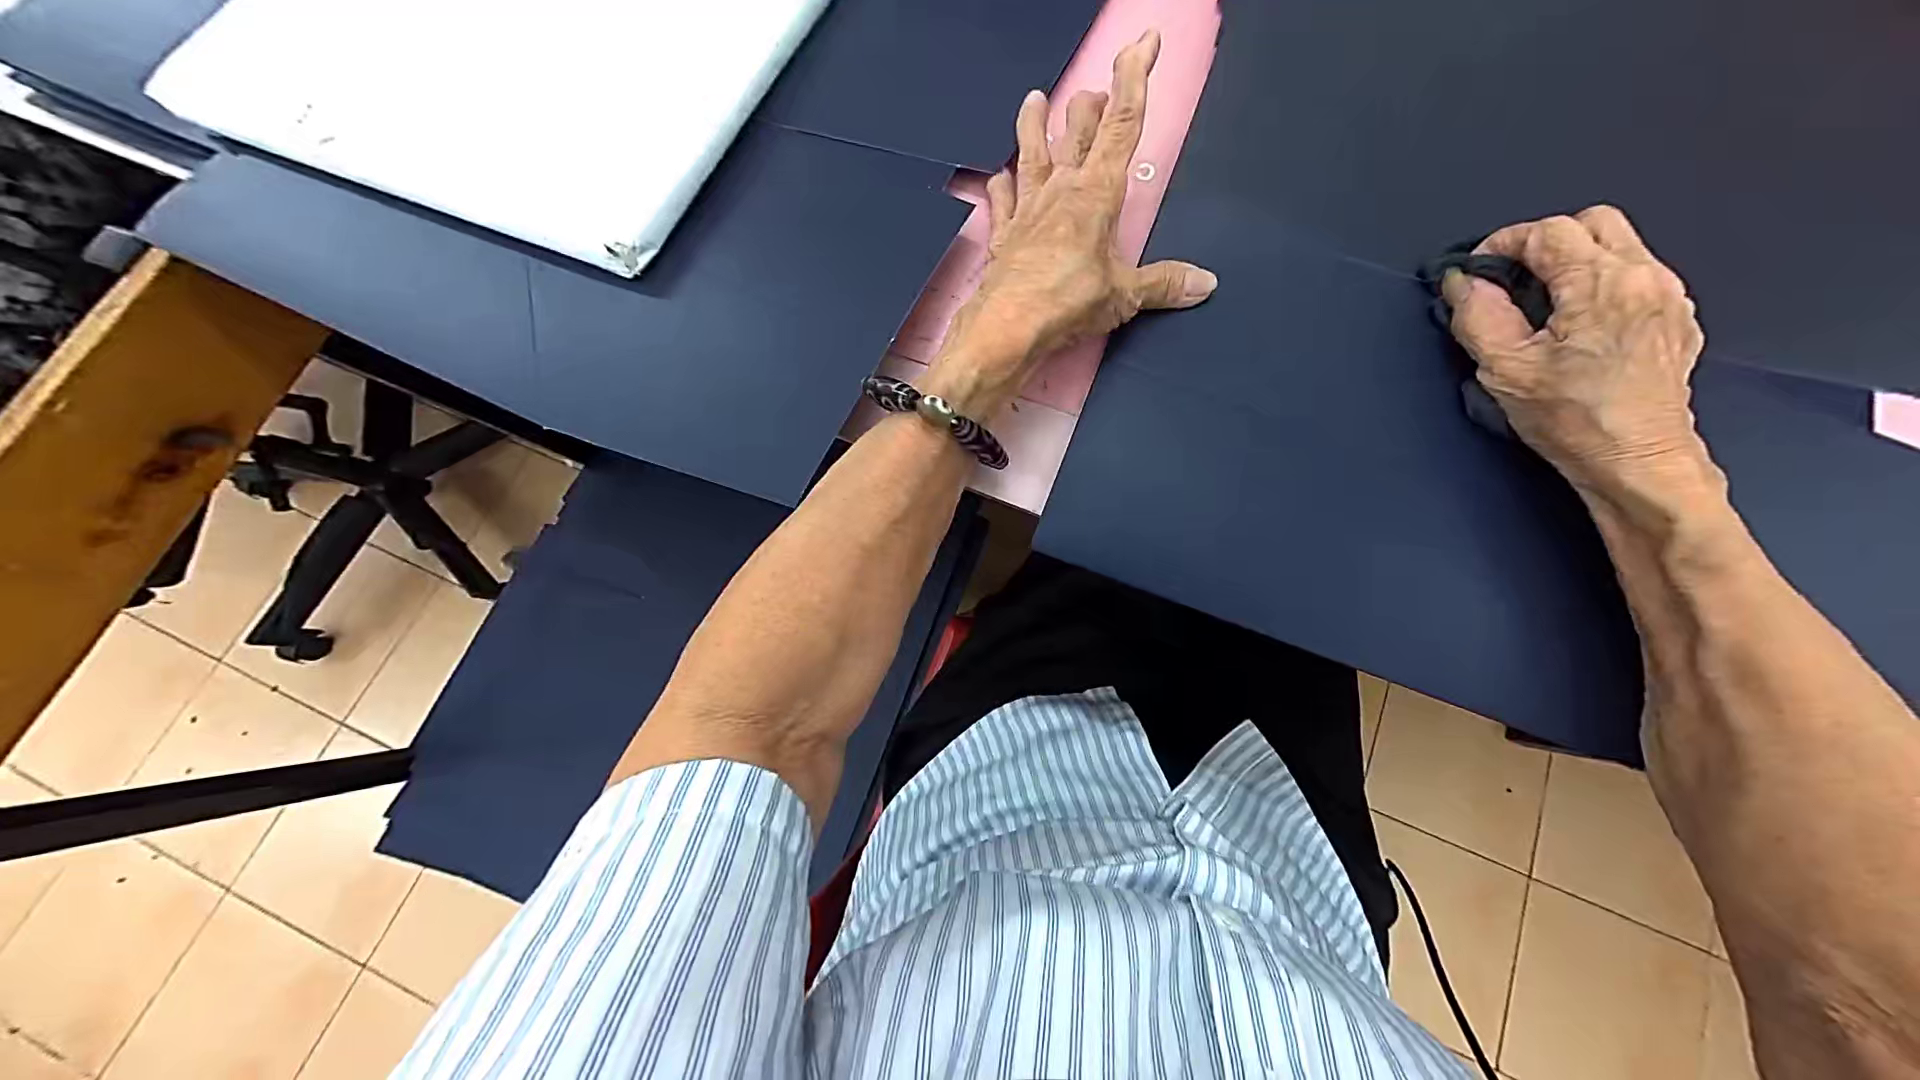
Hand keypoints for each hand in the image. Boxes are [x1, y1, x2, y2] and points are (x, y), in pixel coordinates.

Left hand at [921, 30, 1216, 416]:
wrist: (1009, 325)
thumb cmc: (1069, 301)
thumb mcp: (1125, 295)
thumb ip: (1163, 284)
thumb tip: (1206, 284)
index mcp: (1097, 193)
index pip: (1122, 123)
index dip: (1135, 78)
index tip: (1144, 42)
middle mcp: (1060, 190)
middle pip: (1077, 132)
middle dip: (1090, 105)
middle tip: (1095, 91)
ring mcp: (1027, 209)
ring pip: (1031, 153)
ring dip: (1034, 125)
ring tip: (1034, 100)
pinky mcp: (1003, 234)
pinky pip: (1001, 199)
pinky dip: (1001, 185)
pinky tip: (998, 176)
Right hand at [1443, 206, 1714, 503]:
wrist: (1634, 458)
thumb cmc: (1571, 418)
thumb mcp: (1505, 368)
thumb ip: (1479, 316)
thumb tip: (1464, 281)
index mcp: (1602, 285)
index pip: (1549, 232)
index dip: (1503, 243)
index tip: (1475, 269)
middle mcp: (1646, 277)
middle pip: (1594, 223)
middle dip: (1543, 241)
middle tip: (1506, 277)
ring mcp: (1668, 296)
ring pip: (1618, 246)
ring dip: (1571, 261)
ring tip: (1535, 302)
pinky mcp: (1674, 318)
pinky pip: (1634, 276)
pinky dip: (1596, 282)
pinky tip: (1571, 322)